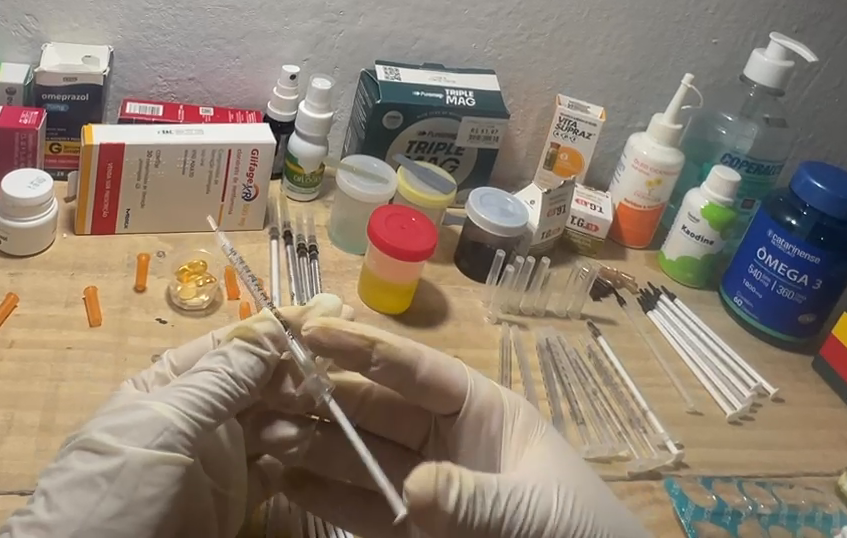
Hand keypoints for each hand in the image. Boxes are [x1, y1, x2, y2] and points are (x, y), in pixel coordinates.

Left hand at [0, 295, 344, 537]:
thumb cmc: (116, 487)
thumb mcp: (166, 422)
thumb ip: (224, 377)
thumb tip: (275, 325)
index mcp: (171, 381)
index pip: (233, 344)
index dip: (277, 327)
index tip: (327, 310)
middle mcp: (197, 413)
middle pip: (257, 380)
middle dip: (297, 366)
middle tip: (345, 354)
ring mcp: (215, 459)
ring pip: (270, 421)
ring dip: (302, 408)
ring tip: (337, 397)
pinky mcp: (231, 503)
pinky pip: (273, 468)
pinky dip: (297, 453)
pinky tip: (320, 440)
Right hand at [257, 318, 647, 537]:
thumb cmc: (585, 535)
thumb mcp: (535, 511)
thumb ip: (474, 499)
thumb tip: (410, 491)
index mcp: (478, 407)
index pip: (411, 367)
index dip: (360, 346)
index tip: (310, 328)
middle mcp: (444, 438)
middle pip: (374, 407)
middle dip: (322, 395)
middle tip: (265, 387)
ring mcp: (425, 485)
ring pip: (359, 454)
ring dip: (311, 442)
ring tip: (261, 435)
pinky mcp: (413, 534)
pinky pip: (362, 508)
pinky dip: (322, 494)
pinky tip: (283, 480)